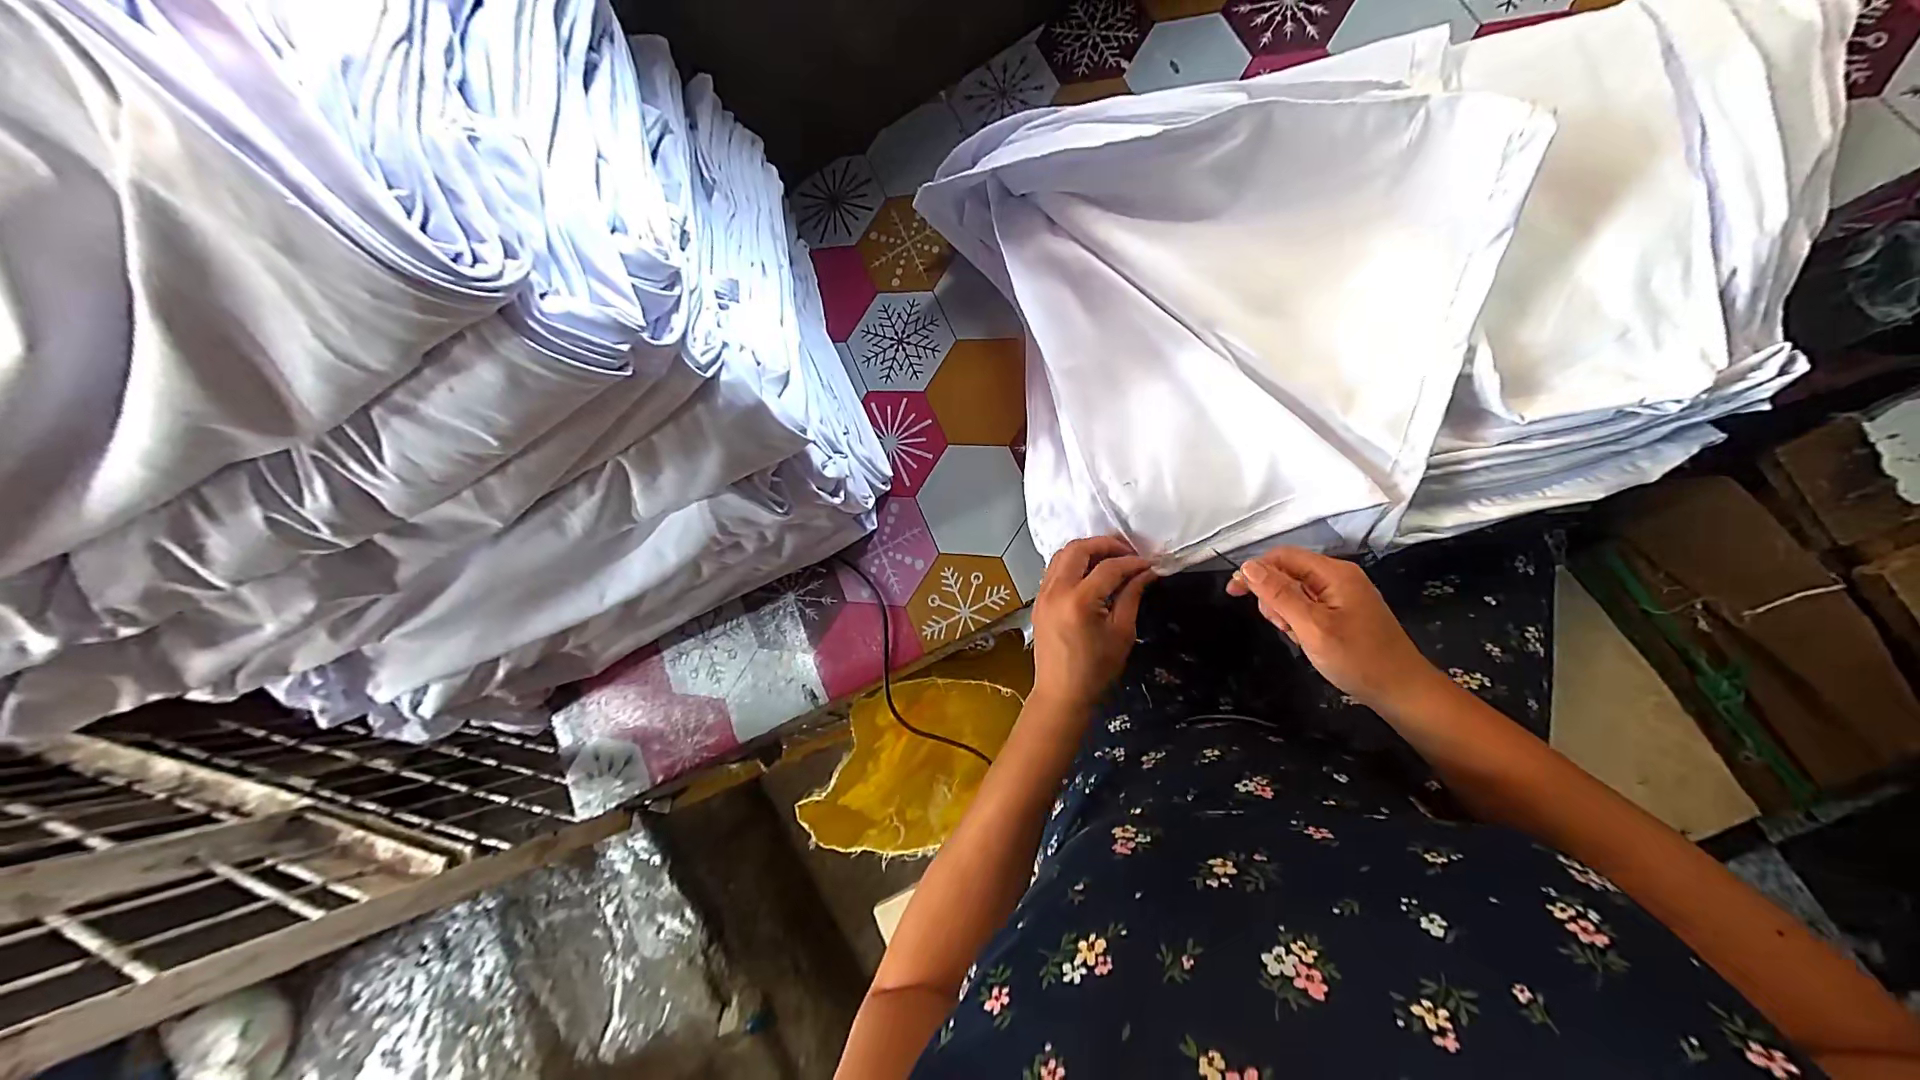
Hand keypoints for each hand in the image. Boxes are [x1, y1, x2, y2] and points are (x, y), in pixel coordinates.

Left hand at [1031, 536, 1155, 711]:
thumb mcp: (1122, 633)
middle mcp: (1056, 591)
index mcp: (1079, 601)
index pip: (1109, 567)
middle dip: (1106, 545)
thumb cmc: (1096, 670)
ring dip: (1087, 551)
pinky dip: (1073, 563)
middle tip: (1128, 554)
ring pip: (1062, 554)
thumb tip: (1145, 573)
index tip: (1148, 564)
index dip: (1132, 562)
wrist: (1062, 693)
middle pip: (1079, 549)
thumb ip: (1131, 596)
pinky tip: (1091, 573)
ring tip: (1111, 560)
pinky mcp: (1038, 600)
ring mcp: (1043, 594)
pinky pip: (1054, 569)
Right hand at [1226, 546, 1443, 709]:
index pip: (1282, 556)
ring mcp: (1343, 594)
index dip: (1254, 570)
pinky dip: (1298, 619)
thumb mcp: (1311, 626)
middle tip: (1278, 625)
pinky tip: (1304, 638)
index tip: (1233, 593)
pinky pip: (1309, 605)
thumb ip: (1279, 594)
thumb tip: (1248, 567)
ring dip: (1284, 610)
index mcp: (1334, 573)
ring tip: (1294, 634)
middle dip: (1272, 595)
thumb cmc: (1358, 659)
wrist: (1402, 691)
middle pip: (1288, 572)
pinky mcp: (1344, 611)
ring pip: (1295, 590)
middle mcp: (1339, 577)